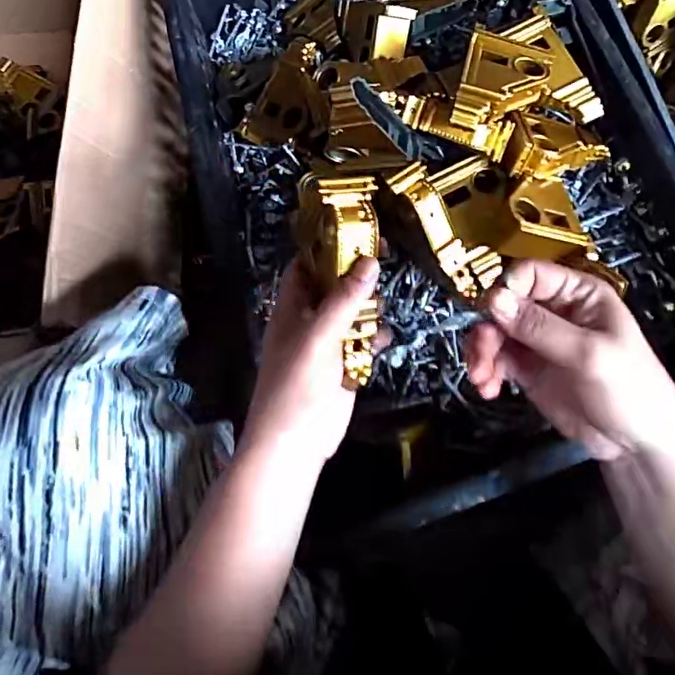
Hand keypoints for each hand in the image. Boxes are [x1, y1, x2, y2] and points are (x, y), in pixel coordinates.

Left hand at [243, 256, 379, 468]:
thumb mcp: (319, 336)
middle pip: (335, 284)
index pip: (306, 264)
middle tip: (382, 261)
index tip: (357, 231)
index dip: (327, 246)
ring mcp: (327, 342)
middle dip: (356, 276)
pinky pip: (363, 340)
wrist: (294, 444)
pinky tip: (382, 338)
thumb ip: (344, 299)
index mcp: (292, 306)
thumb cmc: (295, 384)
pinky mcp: (344, 364)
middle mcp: (309, 318)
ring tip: (379, 309)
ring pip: (353, 311)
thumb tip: (368, 261)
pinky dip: (374, 337)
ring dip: (368, 309)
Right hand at [466, 259, 674, 460]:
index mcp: (578, 293)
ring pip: (495, 330)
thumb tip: (495, 298)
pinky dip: (486, 369)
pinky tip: (488, 387)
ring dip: (482, 350)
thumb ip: (540, 327)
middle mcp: (555, 310)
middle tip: (482, 352)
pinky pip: (497, 358)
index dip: (507, 288)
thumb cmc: (633, 392)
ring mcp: (540, 340)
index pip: (531, 273)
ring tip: (482, 376)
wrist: (640, 449)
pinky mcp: (529, 368)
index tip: (492, 311)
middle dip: (488, 326)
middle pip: (505, 302)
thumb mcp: (589, 354)